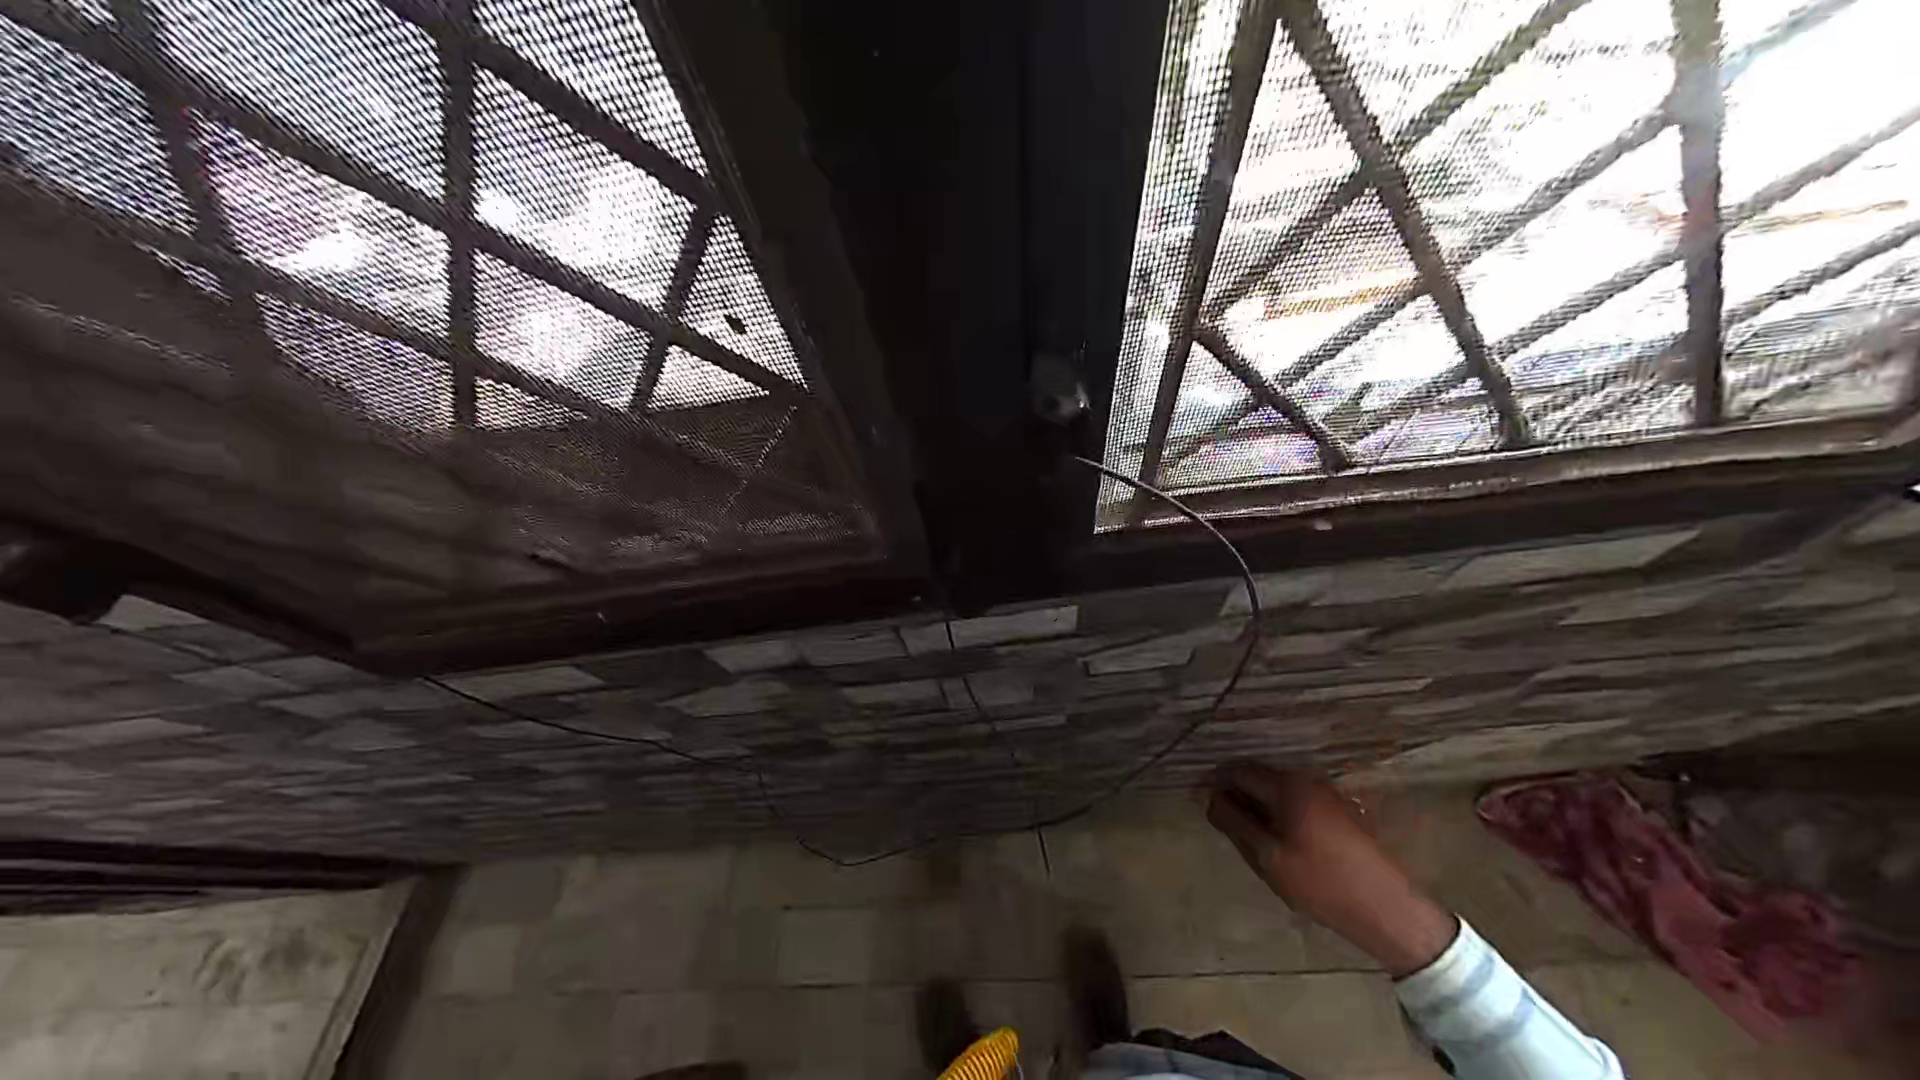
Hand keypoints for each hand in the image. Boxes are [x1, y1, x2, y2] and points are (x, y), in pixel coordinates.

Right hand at [1206, 763, 1456, 976]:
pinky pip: (1300, 804)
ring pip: (1280, 794)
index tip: (1218, 818)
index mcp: (1286, 785)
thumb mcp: (1267, 857)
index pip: (1238, 773)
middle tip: (1242, 838)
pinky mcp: (1342, 811)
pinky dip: (1287, 818)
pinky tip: (1292, 849)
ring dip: (1266, 812)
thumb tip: (1213, 799)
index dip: (1222, 791)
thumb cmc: (1322, 883)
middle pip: (1260, 780)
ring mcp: (1328, 794)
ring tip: (1266, 847)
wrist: (1388, 910)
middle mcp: (1307, 779)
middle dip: (1245, 802)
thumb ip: (1234, 823)